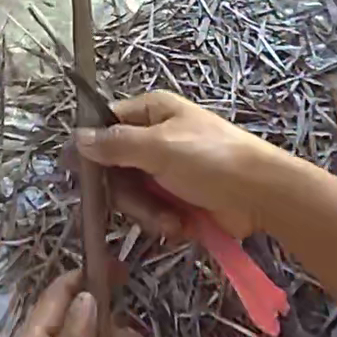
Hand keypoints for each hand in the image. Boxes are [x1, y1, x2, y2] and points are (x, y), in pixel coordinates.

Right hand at [75, 91, 291, 238]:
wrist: (260, 194)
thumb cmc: (210, 159)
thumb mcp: (160, 146)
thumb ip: (116, 144)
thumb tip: (76, 138)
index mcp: (151, 112)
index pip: (106, 125)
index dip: (93, 151)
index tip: (84, 179)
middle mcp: (155, 137)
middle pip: (116, 167)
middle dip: (128, 193)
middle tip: (143, 203)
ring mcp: (166, 169)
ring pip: (133, 195)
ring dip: (149, 212)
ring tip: (172, 219)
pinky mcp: (178, 197)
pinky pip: (153, 211)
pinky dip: (166, 221)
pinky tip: (182, 224)